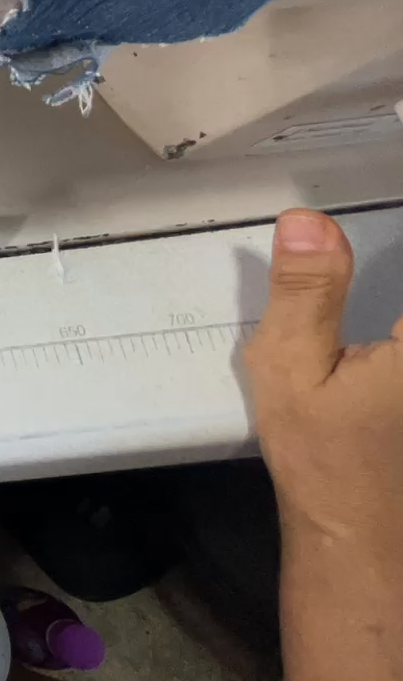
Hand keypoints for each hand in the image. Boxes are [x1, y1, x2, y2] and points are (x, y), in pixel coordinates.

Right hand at [242, 209, 402, 542]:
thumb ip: (306, 292)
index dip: (397, 224)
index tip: (386, 156)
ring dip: (378, 290)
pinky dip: (386, 325)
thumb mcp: (289, 366)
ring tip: (336, 272)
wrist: (365, 524)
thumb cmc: (323, 447)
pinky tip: (373, 318)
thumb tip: (306, 218)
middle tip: (382, 205)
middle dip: (387, 257)